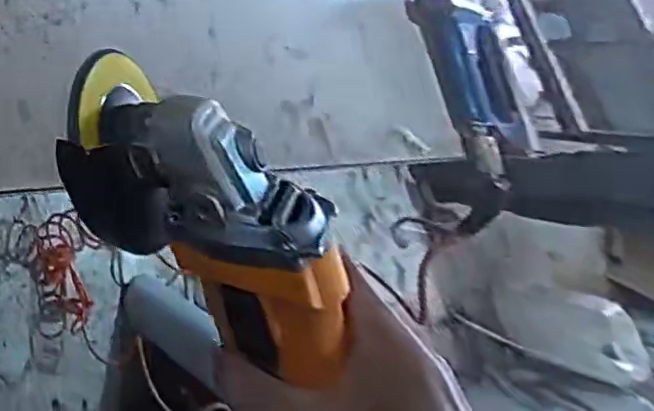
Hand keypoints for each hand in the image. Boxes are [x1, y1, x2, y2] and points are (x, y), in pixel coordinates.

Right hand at [216, 266, 468, 410]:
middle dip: (300, 309)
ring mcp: (431, 382)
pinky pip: (383, 371)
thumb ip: (252, 384)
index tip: (253, 265)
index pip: (334, 263)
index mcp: (390, 332)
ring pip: (363, 340)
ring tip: (289, 362)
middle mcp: (414, 346)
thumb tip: (218, 359)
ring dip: (323, 345)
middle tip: (262, 319)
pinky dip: (350, 374)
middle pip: (344, 303)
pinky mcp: (435, 409)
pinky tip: (328, 396)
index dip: (290, 258)